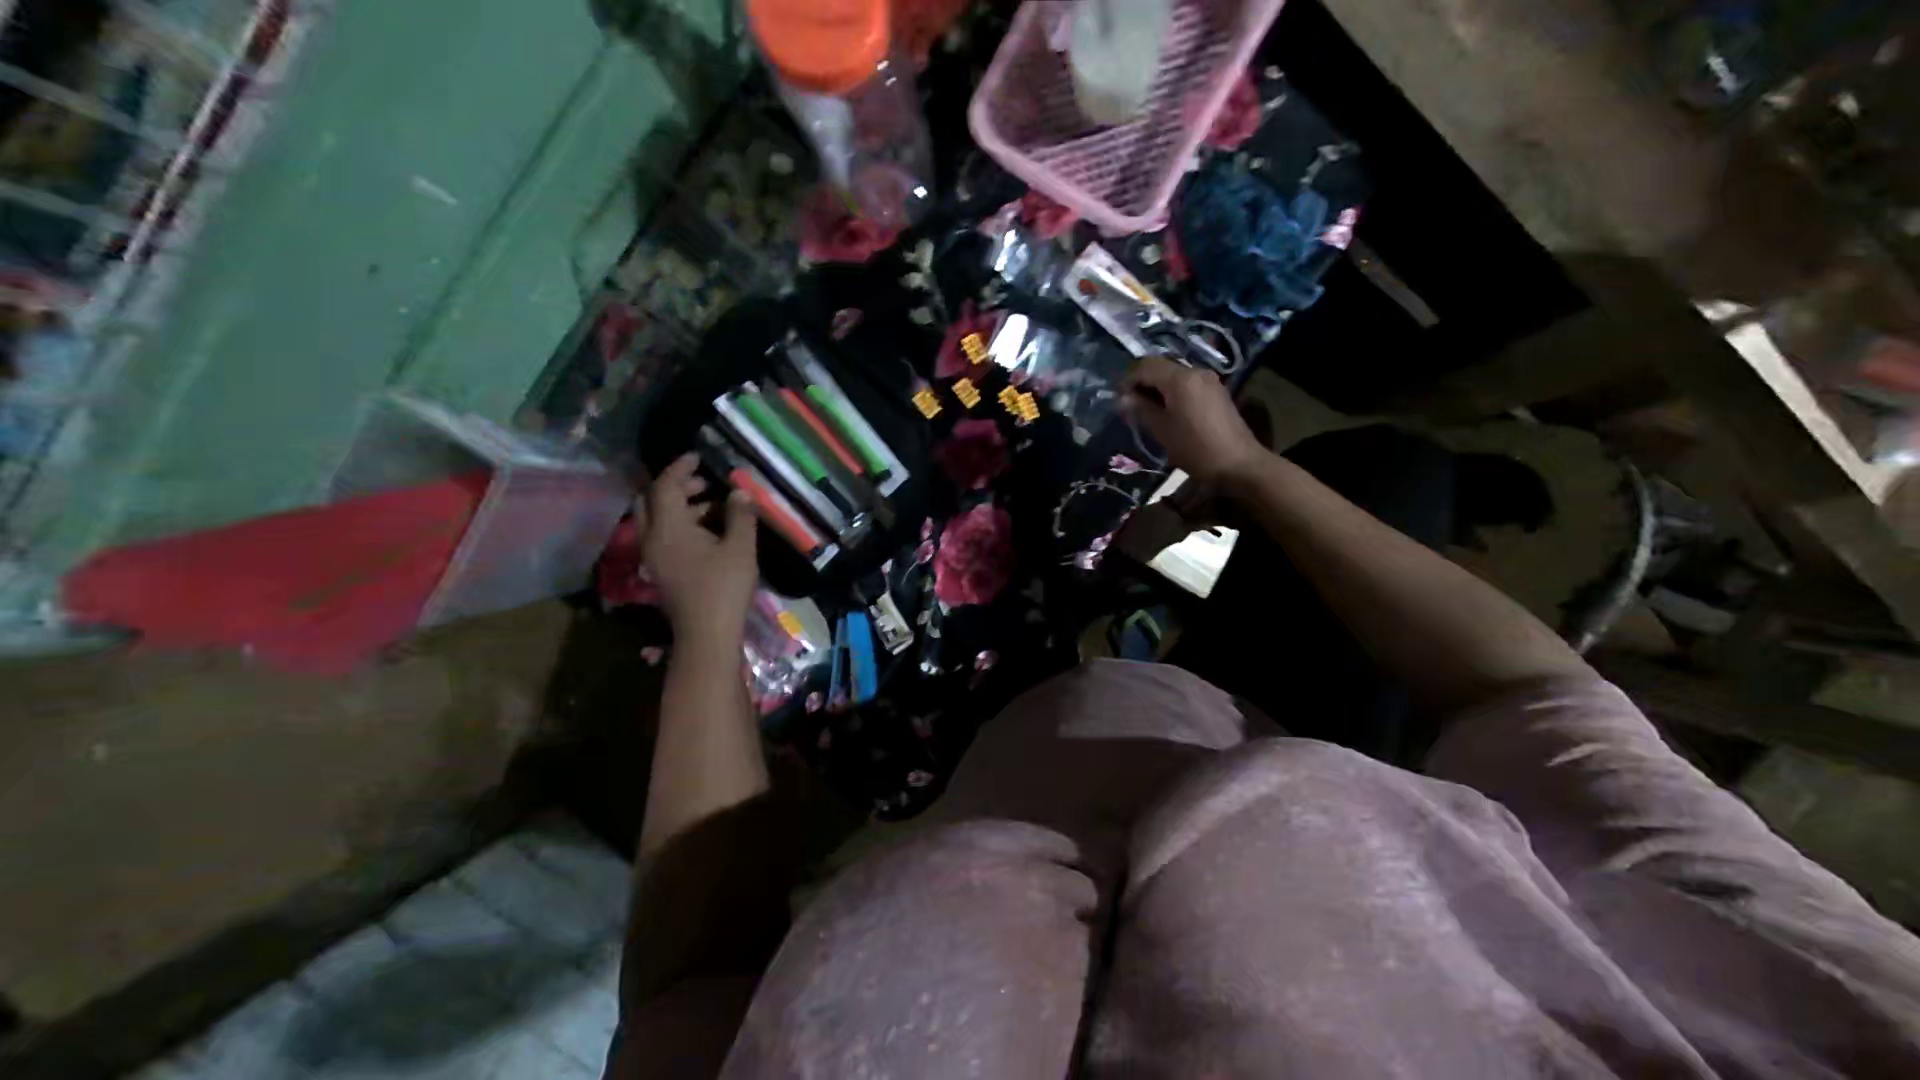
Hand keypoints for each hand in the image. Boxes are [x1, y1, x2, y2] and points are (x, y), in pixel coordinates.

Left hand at [639, 455, 757, 644]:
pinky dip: (679, 524)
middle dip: (675, 487)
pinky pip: (662, 536)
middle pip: (652, 501)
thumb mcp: (740, 548)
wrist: (707, 635)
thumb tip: (741, 492)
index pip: (665, 486)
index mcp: (668, 527)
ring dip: (678, 506)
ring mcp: (654, 557)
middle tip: (703, 482)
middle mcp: (652, 538)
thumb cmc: (724, 588)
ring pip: (656, 520)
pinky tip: (707, 531)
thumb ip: (740, 515)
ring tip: (712, 505)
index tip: (698, 457)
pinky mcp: (661, 572)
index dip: (680, 468)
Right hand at [1124, 356, 1268, 485]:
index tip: (1118, 399)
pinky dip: (1172, 392)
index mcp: (1180, 379)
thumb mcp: (1162, 430)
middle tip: (1130, 404)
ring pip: (1174, 375)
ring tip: (1146, 410)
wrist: (1238, 463)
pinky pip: (1187, 384)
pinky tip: (1167, 411)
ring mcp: (1209, 380)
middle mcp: (1195, 372)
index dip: (1128, 379)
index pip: (1146, 367)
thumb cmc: (1195, 448)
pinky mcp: (1216, 391)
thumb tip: (1122, 399)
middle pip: (1161, 367)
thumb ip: (1141, 410)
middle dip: (1142, 382)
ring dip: (1157, 387)